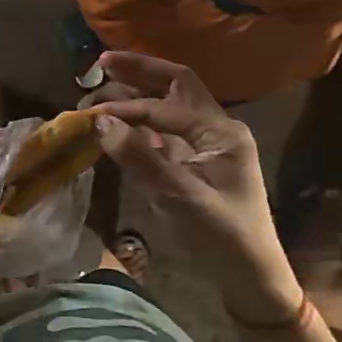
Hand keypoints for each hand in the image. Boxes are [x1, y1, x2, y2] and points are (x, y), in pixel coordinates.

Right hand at [88, 52, 303, 324]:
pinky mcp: (195, 163)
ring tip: (102, 90)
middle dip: (139, 72)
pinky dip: (140, 123)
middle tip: (101, 63)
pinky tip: (118, 125)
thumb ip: (141, 158)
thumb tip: (100, 121)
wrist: (250, 278)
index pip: (166, 106)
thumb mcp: (181, 198)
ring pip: (169, 106)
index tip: (92, 114)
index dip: (127, 108)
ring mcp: (205, 145)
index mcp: (222, 132)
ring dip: (138, 95)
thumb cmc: (223, 238)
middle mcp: (216, 129)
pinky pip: (165, 132)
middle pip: (175, 86)